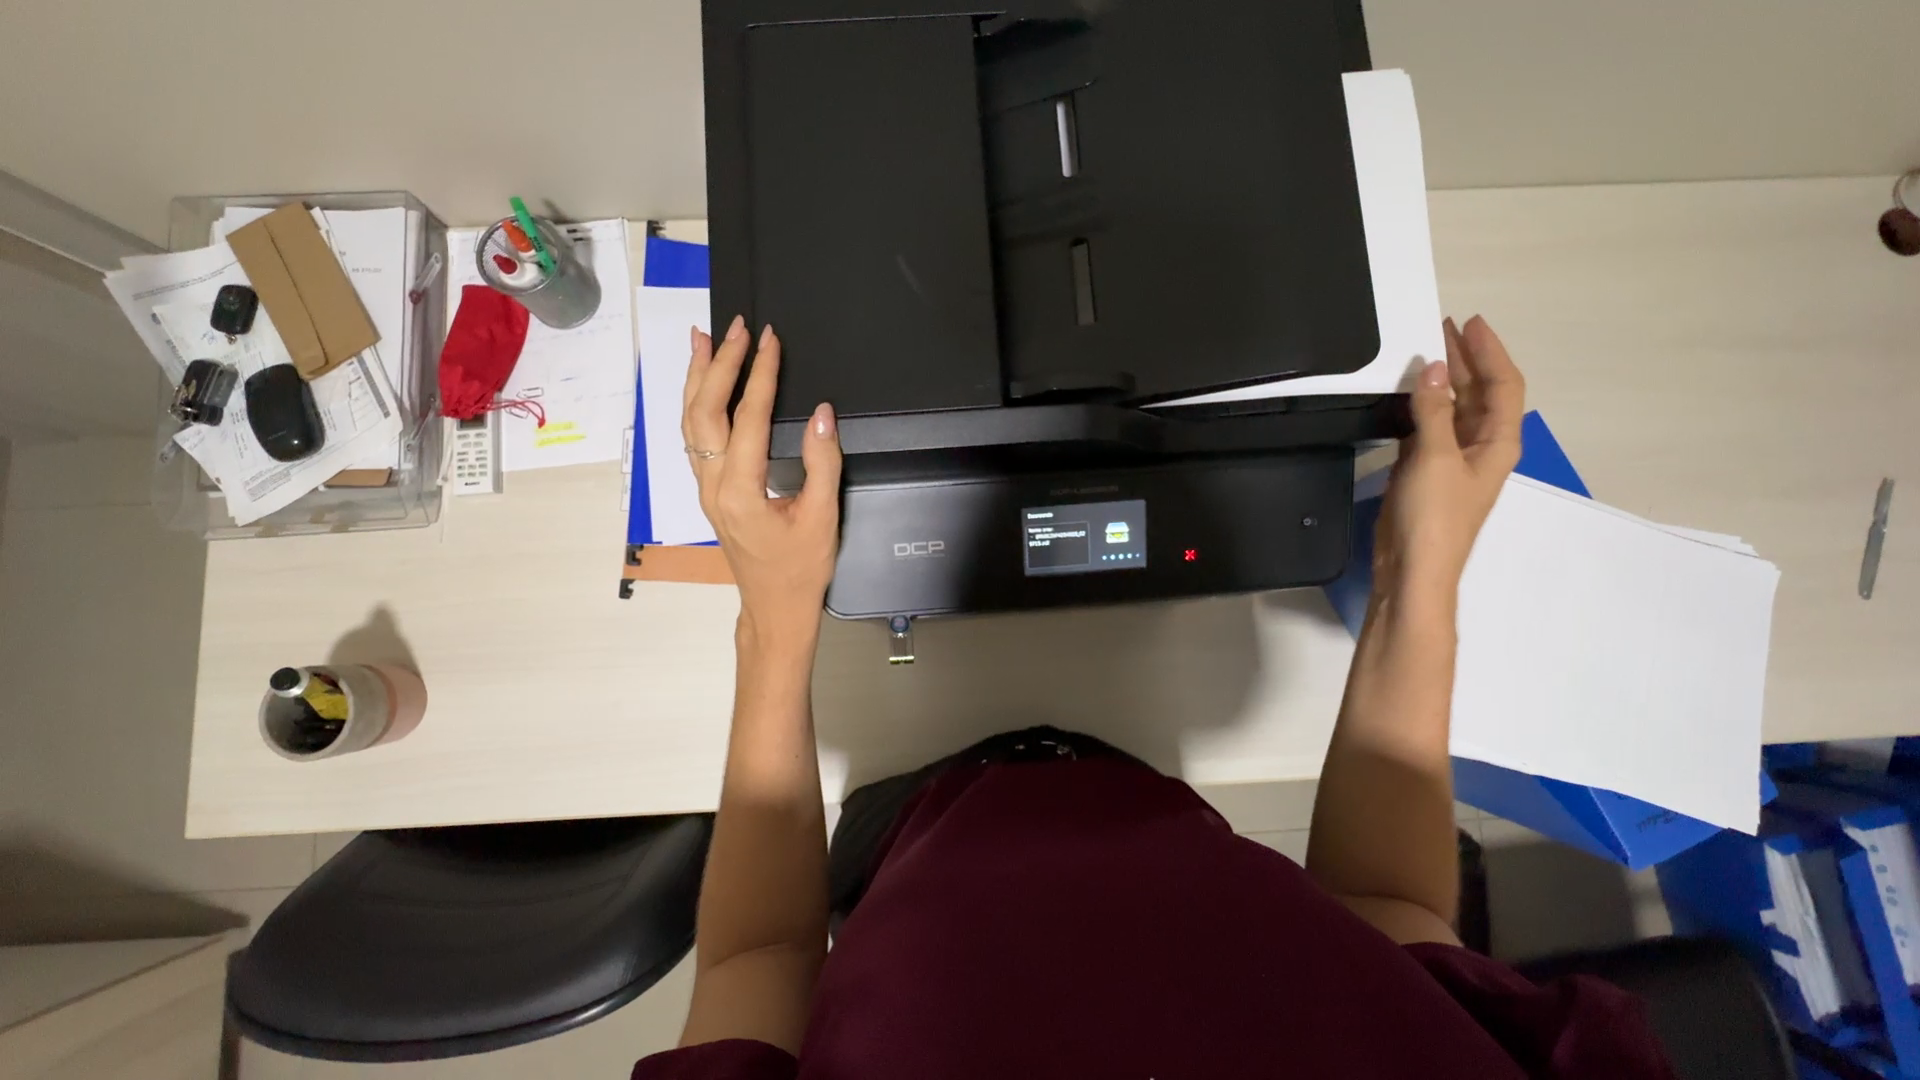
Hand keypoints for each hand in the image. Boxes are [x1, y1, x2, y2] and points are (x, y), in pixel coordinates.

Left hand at [683, 316, 842, 642]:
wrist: (774, 607)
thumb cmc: (801, 569)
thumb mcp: (822, 517)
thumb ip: (822, 462)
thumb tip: (823, 413)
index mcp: (741, 490)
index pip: (746, 418)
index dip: (760, 375)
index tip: (770, 341)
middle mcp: (713, 485)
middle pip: (703, 412)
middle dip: (718, 364)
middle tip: (735, 326)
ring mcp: (705, 488)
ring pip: (690, 422)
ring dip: (697, 378)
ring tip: (703, 339)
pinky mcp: (710, 491)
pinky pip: (695, 437)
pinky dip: (696, 402)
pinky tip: (704, 385)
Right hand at [1376, 316, 1525, 590]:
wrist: (1412, 567)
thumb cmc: (1434, 515)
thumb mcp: (1434, 457)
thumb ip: (1433, 410)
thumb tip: (1434, 366)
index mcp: (1497, 442)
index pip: (1502, 385)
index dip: (1490, 352)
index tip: (1469, 322)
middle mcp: (1480, 446)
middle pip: (1479, 393)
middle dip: (1464, 360)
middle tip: (1439, 328)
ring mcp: (1451, 459)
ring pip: (1452, 408)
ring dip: (1441, 381)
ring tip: (1419, 353)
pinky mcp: (1424, 471)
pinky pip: (1427, 427)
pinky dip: (1418, 406)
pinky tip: (1402, 394)